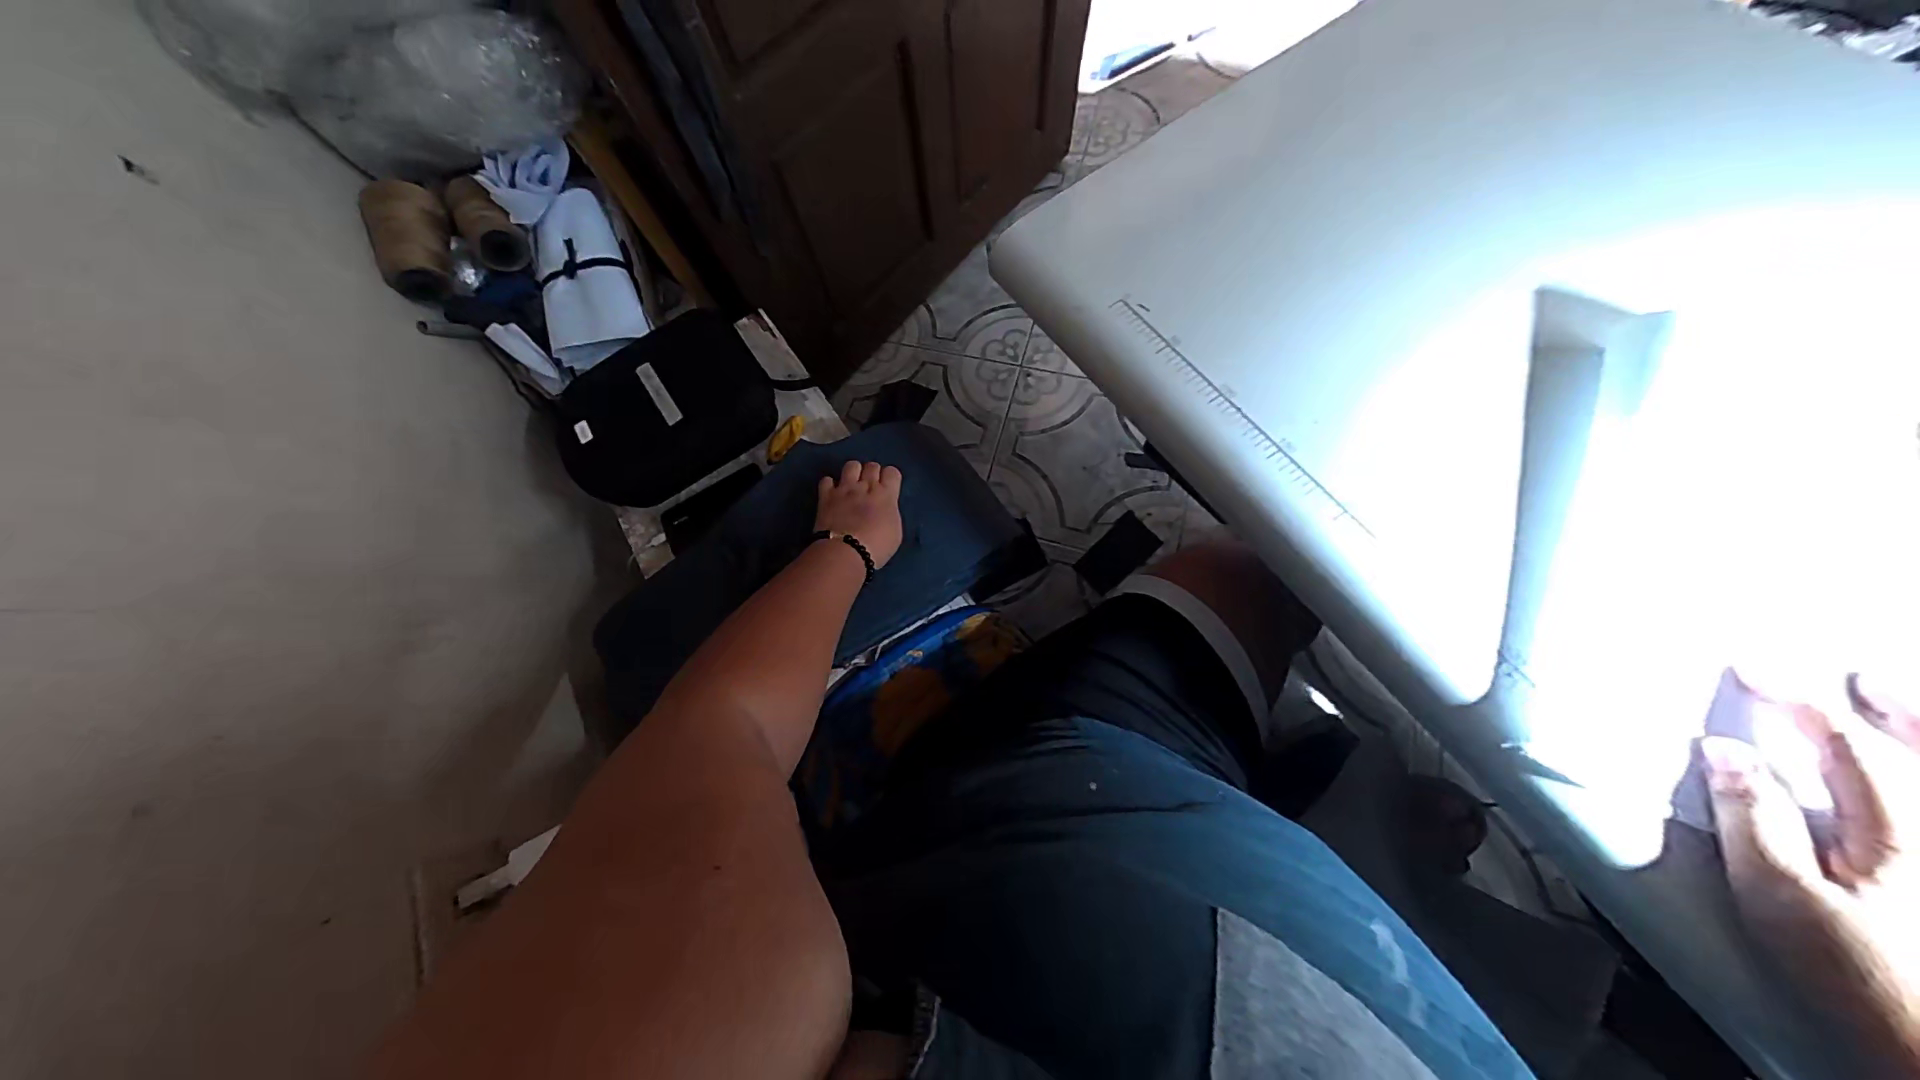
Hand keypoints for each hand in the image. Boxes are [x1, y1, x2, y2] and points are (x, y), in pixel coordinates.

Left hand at [814, 461, 903, 568]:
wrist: (845, 551)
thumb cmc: (876, 546)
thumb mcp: (895, 531)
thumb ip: (890, 513)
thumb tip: (884, 508)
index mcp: (886, 495)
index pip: (892, 472)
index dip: (890, 478)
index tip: (889, 489)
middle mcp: (866, 486)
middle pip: (872, 466)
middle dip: (872, 473)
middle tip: (871, 488)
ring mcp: (844, 489)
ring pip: (851, 465)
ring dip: (853, 472)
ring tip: (852, 485)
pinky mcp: (826, 496)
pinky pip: (827, 480)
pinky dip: (830, 485)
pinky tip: (832, 494)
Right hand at [1705, 675, 1919, 1072]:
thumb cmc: (1859, 982)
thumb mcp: (1781, 901)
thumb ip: (1752, 820)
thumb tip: (1724, 752)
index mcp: (1897, 840)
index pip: (1844, 746)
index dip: (1795, 701)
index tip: (1750, 671)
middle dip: (1882, 711)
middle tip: (1850, 678)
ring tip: (1899, 703)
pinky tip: (1912, 763)